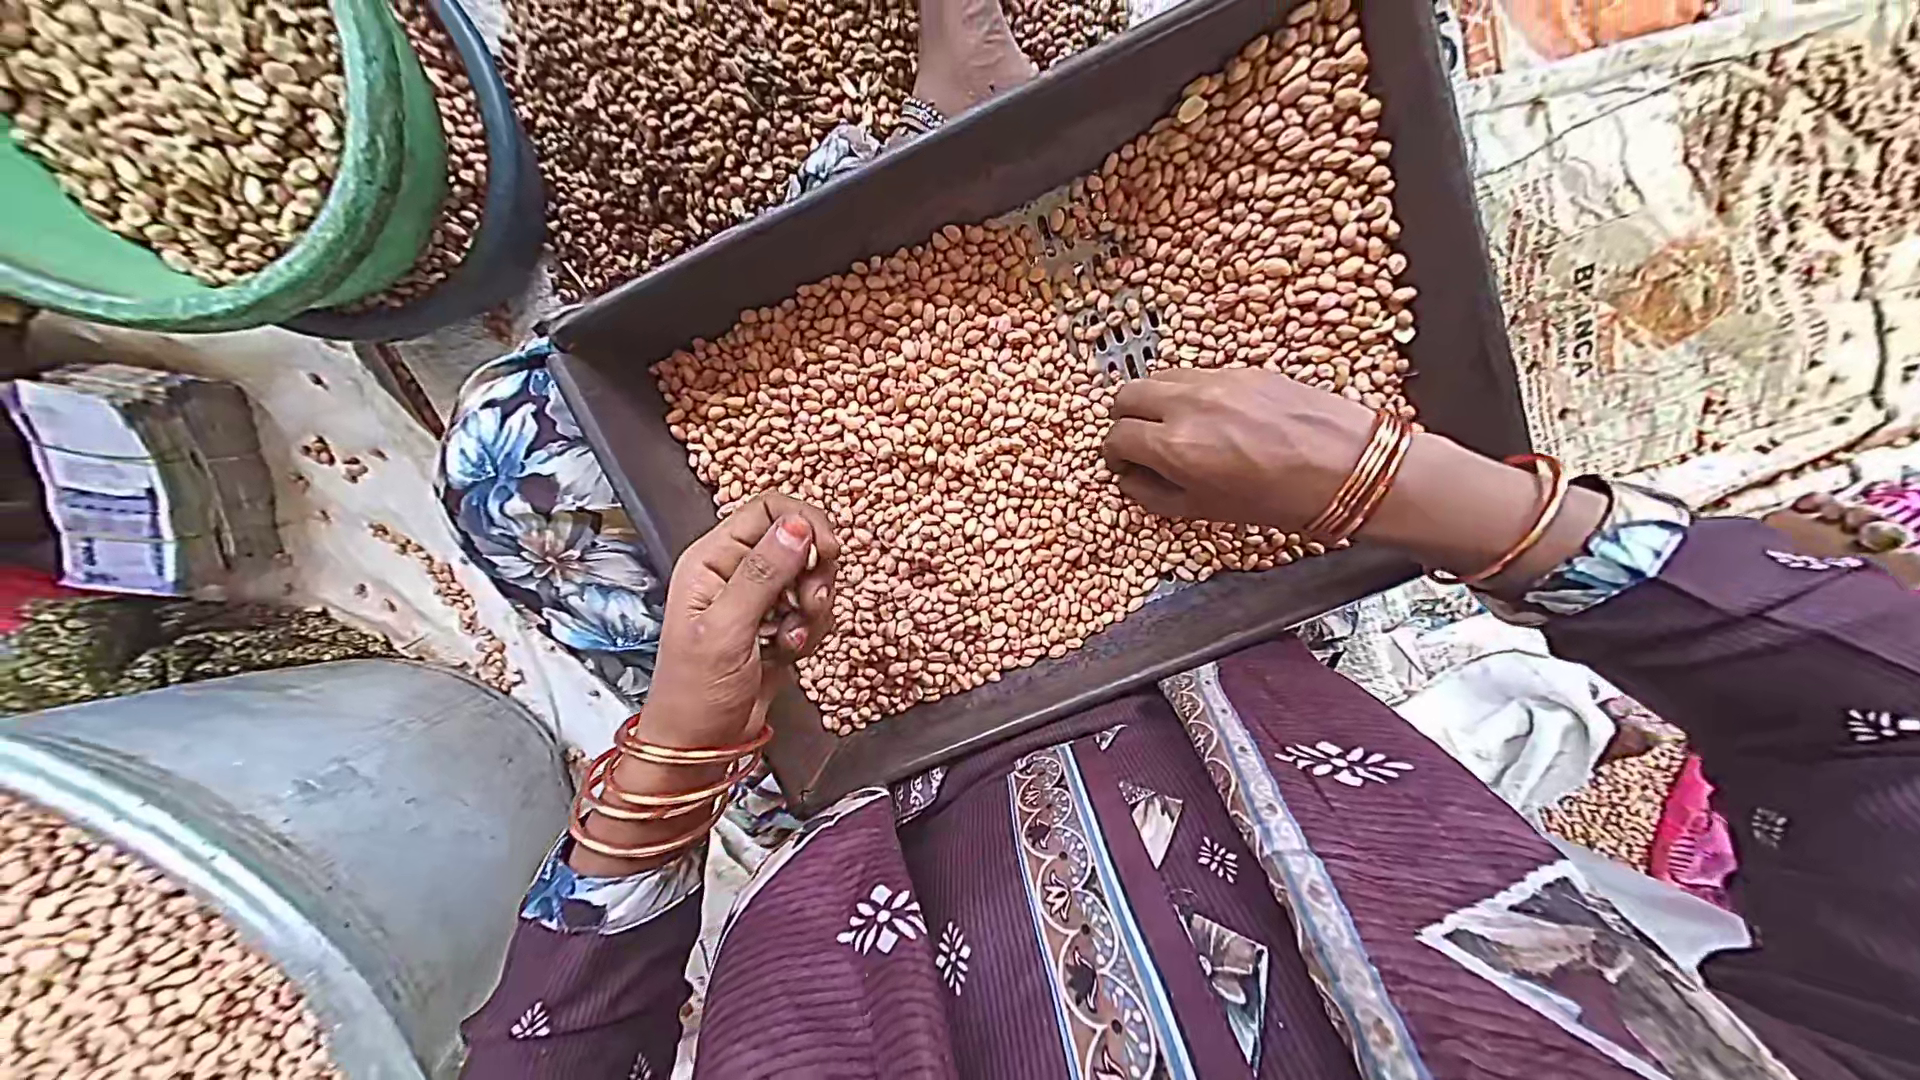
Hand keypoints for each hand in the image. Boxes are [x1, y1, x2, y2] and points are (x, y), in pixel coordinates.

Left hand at [642, 493, 840, 746]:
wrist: (701, 744)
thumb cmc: (695, 692)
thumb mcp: (726, 629)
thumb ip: (763, 573)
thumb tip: (798, 525)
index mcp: (713, 558)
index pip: (769, 509)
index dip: (805, 522)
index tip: (826, 553)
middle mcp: (738, 570)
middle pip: (800, 540)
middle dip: (814, 574)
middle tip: (805, 606)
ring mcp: (761, 596)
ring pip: (813, 576)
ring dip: (813, 609)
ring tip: (788, 638)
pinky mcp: (779, 620)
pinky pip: (815, 609)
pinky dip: (812, 630)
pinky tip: (788, 651)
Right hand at [1101, 368, 1376, 529]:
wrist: (1348, 468)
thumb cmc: (1277, 500)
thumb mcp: (1202, 510)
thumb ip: (1152, 494)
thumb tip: (1129, 479)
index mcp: (1174, 446)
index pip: (1116, 436)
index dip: (1113, 454)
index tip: (1123, 464)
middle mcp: (1187, 404)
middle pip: (1126, 395)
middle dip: (1123, 419)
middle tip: (1137, 440)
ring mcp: (1215, 380)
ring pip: (1157, 377)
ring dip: (1152, 401)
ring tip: (1171, 426)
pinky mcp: (1243, 368)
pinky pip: (1195, 374)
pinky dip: (1186, 393)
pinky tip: (1208, 416)